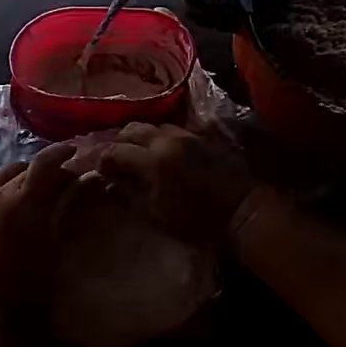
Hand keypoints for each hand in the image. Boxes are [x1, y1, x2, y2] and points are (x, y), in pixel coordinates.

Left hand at [0, 143, 78, 310]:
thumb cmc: (24, 285)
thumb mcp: (53, 250)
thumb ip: (67, 215)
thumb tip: (85, 189)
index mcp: (24, 200)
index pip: (45, 162)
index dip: (61, 152)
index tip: (75, 151)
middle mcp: (1, 193)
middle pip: (28, 168)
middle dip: (48, 169)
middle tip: (65, 180)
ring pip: (5, 173)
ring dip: (24, 174)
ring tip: (37, 185)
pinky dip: (0, 182)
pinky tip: (7, 191)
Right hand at [96, 122, 252, 249]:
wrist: (243, 212)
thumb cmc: (197, 220)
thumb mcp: (156, 213)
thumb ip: (128, 194)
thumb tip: (108, 182)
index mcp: (153, 159)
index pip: (115, 151)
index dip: (104, 161)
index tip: (102, 173)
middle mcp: (167, 140)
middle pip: (132, 129)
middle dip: (119, 142)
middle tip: (117, 160)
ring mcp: (186, 135)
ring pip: (152, 126)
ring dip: (140, 138)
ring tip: (138, 155)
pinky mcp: (200, 137)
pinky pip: (171, 130)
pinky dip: (159, 138)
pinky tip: (160, 153)